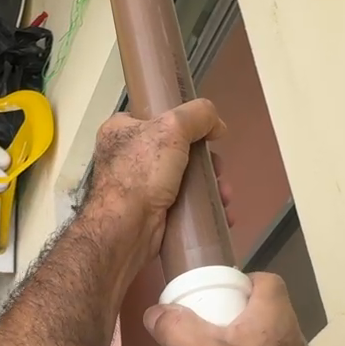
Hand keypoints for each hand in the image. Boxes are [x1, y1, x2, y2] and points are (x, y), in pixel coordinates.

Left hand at [84, 99, 229, 259]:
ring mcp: (139, 187)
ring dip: (210, 186)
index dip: (183, 122)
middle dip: (206, 162)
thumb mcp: (172, 128)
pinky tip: (222, 213)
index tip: (205, 133)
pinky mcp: (151, 214)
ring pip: (184, 179)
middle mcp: (126, 157)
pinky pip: (184, 205)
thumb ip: (198, 115)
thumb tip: (217, 125)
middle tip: (218, 170)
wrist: (126, 230)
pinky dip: (204, 207)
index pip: (154, 116)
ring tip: (224, 196)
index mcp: (120, 130)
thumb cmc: (142, 173)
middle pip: (177, 150)